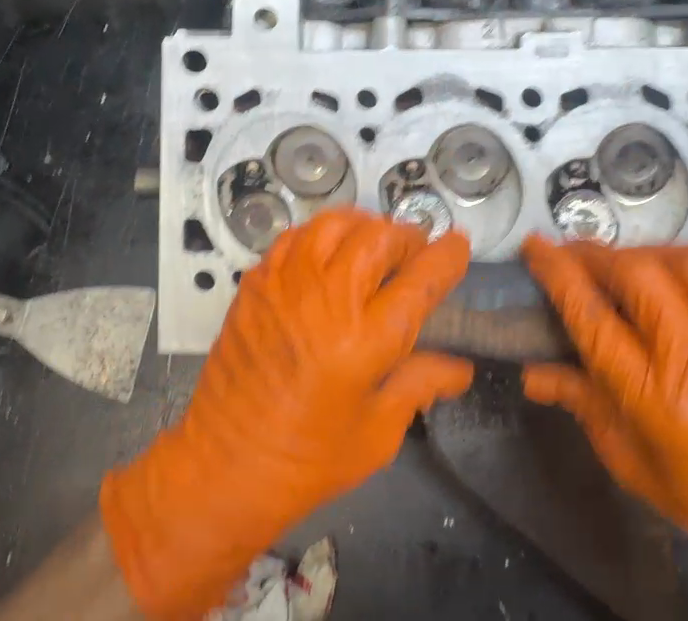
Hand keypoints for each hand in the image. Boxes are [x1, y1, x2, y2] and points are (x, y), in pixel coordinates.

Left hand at [101, 210, 472, 619]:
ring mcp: (286, 285)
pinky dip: (319, 236)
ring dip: (363, 226)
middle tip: (415, 253)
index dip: (447, 257)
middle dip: (407, 238)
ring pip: (333, 224)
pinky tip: (327, 254)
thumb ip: (420, 385)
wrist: (227, 464)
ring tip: (373, 243)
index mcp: (366, 339)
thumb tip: (460, 367)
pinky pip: (293, 238)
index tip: (458, 246)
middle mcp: (327, 298)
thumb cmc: (310, 458)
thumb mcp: (379, 432)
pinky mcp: (255, 285)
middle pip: (378, 238)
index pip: (421, 278)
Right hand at [522, 237, 687, 620]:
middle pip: (637, 275)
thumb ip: (582, 405)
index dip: (557, 273)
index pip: (592, 316)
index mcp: (653, 394)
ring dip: (652, 252)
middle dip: (598, 255)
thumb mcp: (632, 462)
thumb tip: (530, 373)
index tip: (535, 247)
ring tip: (634, 263)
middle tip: (577, 254)